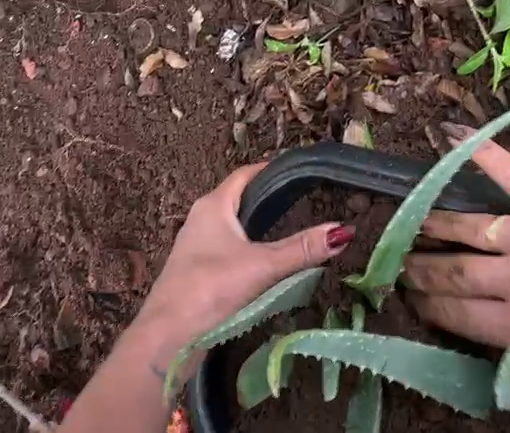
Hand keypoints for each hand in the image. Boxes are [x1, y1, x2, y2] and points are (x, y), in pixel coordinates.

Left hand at [130, 162, 353, 358]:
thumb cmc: (210, 289)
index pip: (245, 174)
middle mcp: (201, 219)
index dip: (270, 170)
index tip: (298, 172)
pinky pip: (225, 249)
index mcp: (213, 205)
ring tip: (288, 229)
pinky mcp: (194, 272)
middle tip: (301, 200)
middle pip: (238, 199)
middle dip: (267, 198)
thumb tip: (344, 231)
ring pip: (232, 226)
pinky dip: (246, 249)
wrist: (165, 340)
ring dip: (256, 226)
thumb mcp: (262, 266)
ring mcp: (195, 247)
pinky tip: (262, 265)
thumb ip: (302, 249)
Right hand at [402, 126, 509, 388]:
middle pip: (455, 272)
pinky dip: (480, 153)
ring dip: (435, 224)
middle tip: (400, 264)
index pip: (460, 316)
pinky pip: (509, 171)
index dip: (432, 308)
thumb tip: (508, 359)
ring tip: (413, 220)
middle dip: (422, 269)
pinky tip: (453, 137)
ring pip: (468, 226)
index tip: (412, 300)